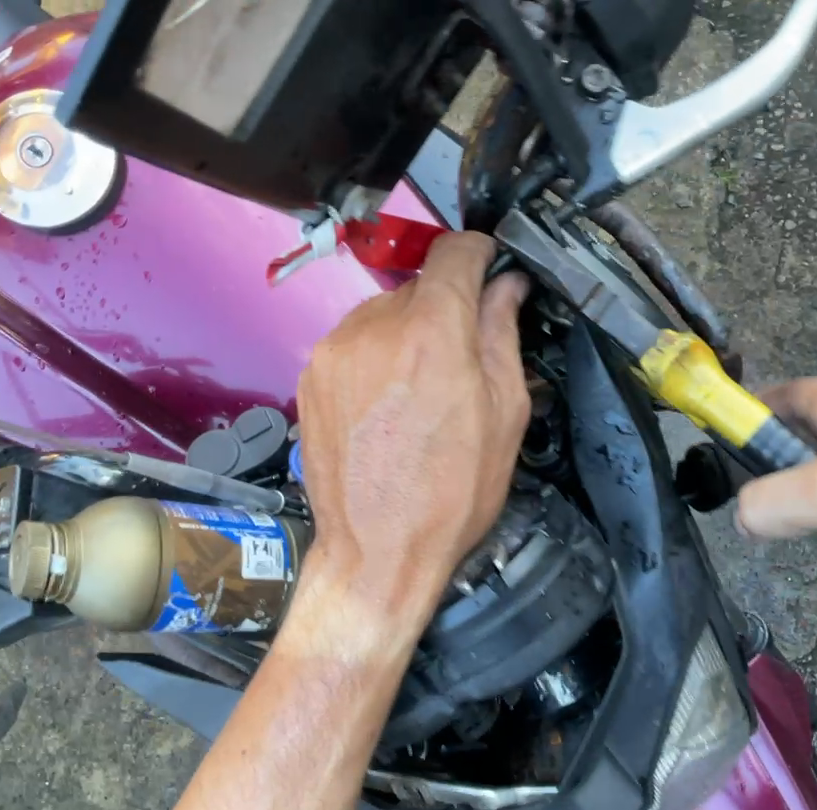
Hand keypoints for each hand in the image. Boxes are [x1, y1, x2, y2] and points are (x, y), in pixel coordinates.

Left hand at [294, 232, 530, 630]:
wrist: (377, 551)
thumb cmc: (453, 494)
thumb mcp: (505, 415)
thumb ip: (502, 336)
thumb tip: (505, 287)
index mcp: (434, 332)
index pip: (455, 251)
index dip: (479, 253)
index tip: (489, 268)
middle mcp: (376, 325)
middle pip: (420, 286)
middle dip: (446, 310)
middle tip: (462, 361)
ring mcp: (335, 349)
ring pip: (384, 314)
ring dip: (408, 335)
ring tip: (419, 395)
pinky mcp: (310, 375)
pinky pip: (354, 343)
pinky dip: (377, 358)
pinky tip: (386, 408)